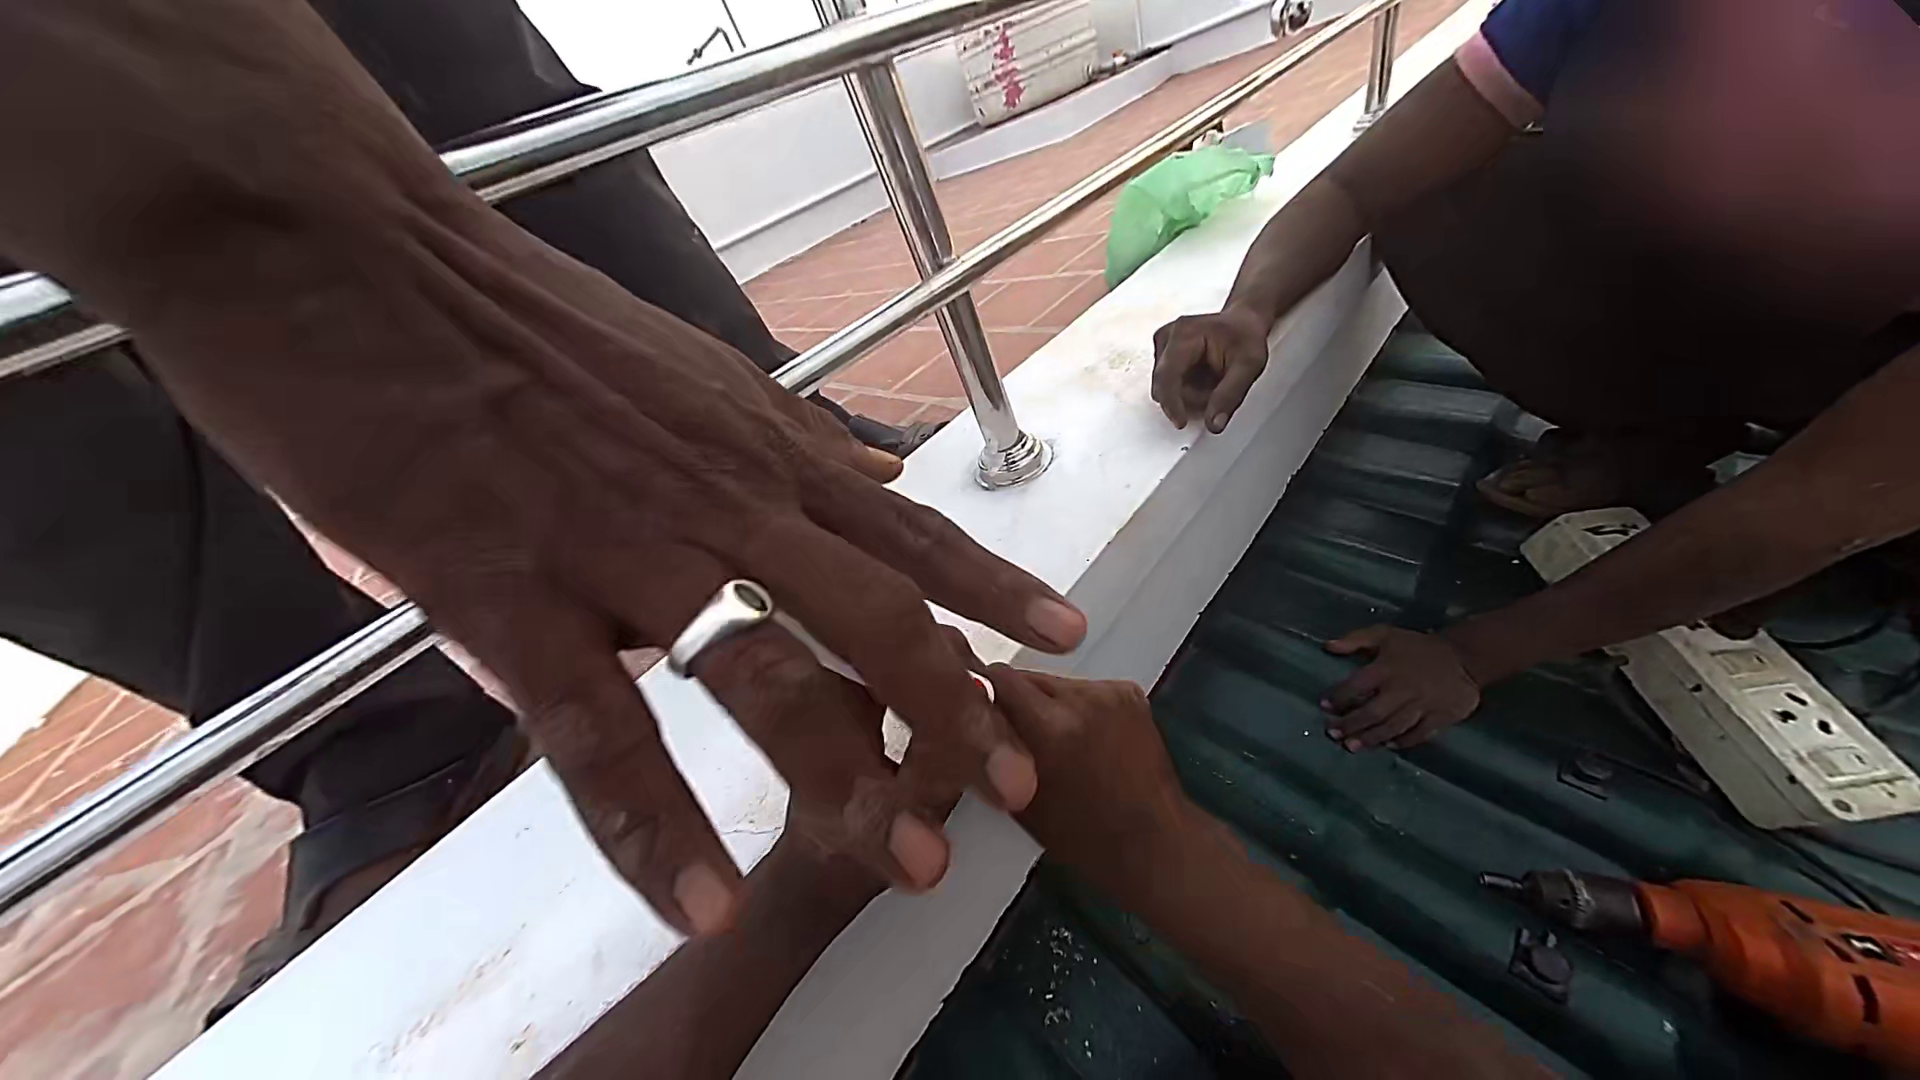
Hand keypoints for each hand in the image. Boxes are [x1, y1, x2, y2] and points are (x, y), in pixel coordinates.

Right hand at [126, 195, 1086, 936]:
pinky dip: (654, 829)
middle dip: (953, 704)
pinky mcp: (508, 597)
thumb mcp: (706, 371)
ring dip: (844, 779)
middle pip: (875, 619)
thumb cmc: (538, 324)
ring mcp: (626, 555)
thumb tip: (879, 470)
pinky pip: (599, 735)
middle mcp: (728, 508)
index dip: (995, 587)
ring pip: (768, 681)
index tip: (1065, 634)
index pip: (912, 535)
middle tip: (1016, 784)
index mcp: (767, 455)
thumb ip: (799, 436)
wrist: (355, 260)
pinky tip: (702, 902)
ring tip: (913, 859)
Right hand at [983, 666, 1191, 891]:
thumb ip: (992, 751)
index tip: (979, 706)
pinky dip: (1080, 706)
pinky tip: (1087, 738)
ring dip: (1048, 702)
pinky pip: (1086, 687)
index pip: (997, 677)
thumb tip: (972, 717)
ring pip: (1055, 681)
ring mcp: (1108, 694)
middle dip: (1016, 700)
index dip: (983, 691)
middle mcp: (1080, 701)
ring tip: (1060, 741)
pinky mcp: (1128, 692)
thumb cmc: (1084, 835)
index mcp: (1048, 728)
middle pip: (1025, 676)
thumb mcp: (1016, 800)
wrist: (1149, 841)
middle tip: (1021, 734)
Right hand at [1150, 305, 1271, 431]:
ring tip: (1212, 380)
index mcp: (1184, 334)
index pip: (1167, 376)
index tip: (1181, 422)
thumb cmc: (1246, 336)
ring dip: (1188, 394)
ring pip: (1165, 388)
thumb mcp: (1249, 365)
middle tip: (1217, 388)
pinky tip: (1201, 377)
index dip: (1172, 403)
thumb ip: (1230, 396)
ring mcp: (1162, 346)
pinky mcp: (1161, 355)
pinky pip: (1167, 385)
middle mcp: (1167, 337)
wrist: (1243, 321)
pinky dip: (1185, 389)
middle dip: (1189, 398)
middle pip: (1165, 385)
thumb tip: (1213, 424)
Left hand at [1321, 626, 1481, 749]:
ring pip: (1393, 726)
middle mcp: (1402, 690)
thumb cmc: (1416, 646)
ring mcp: (1423, 706)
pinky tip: (1387, 745)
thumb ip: (1354, 640)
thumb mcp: (1384, 634)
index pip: (1356, 686)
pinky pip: (1420, 734)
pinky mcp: (1443, 717)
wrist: (1463, 656)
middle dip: (1351, 725)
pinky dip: (1403, 741)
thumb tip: (1327, 646)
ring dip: (1371, 738)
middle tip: (1333, 733)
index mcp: (1386, 670)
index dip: (1339, 697)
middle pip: (1373, 712)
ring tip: (1352, 746)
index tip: (1324, 706)